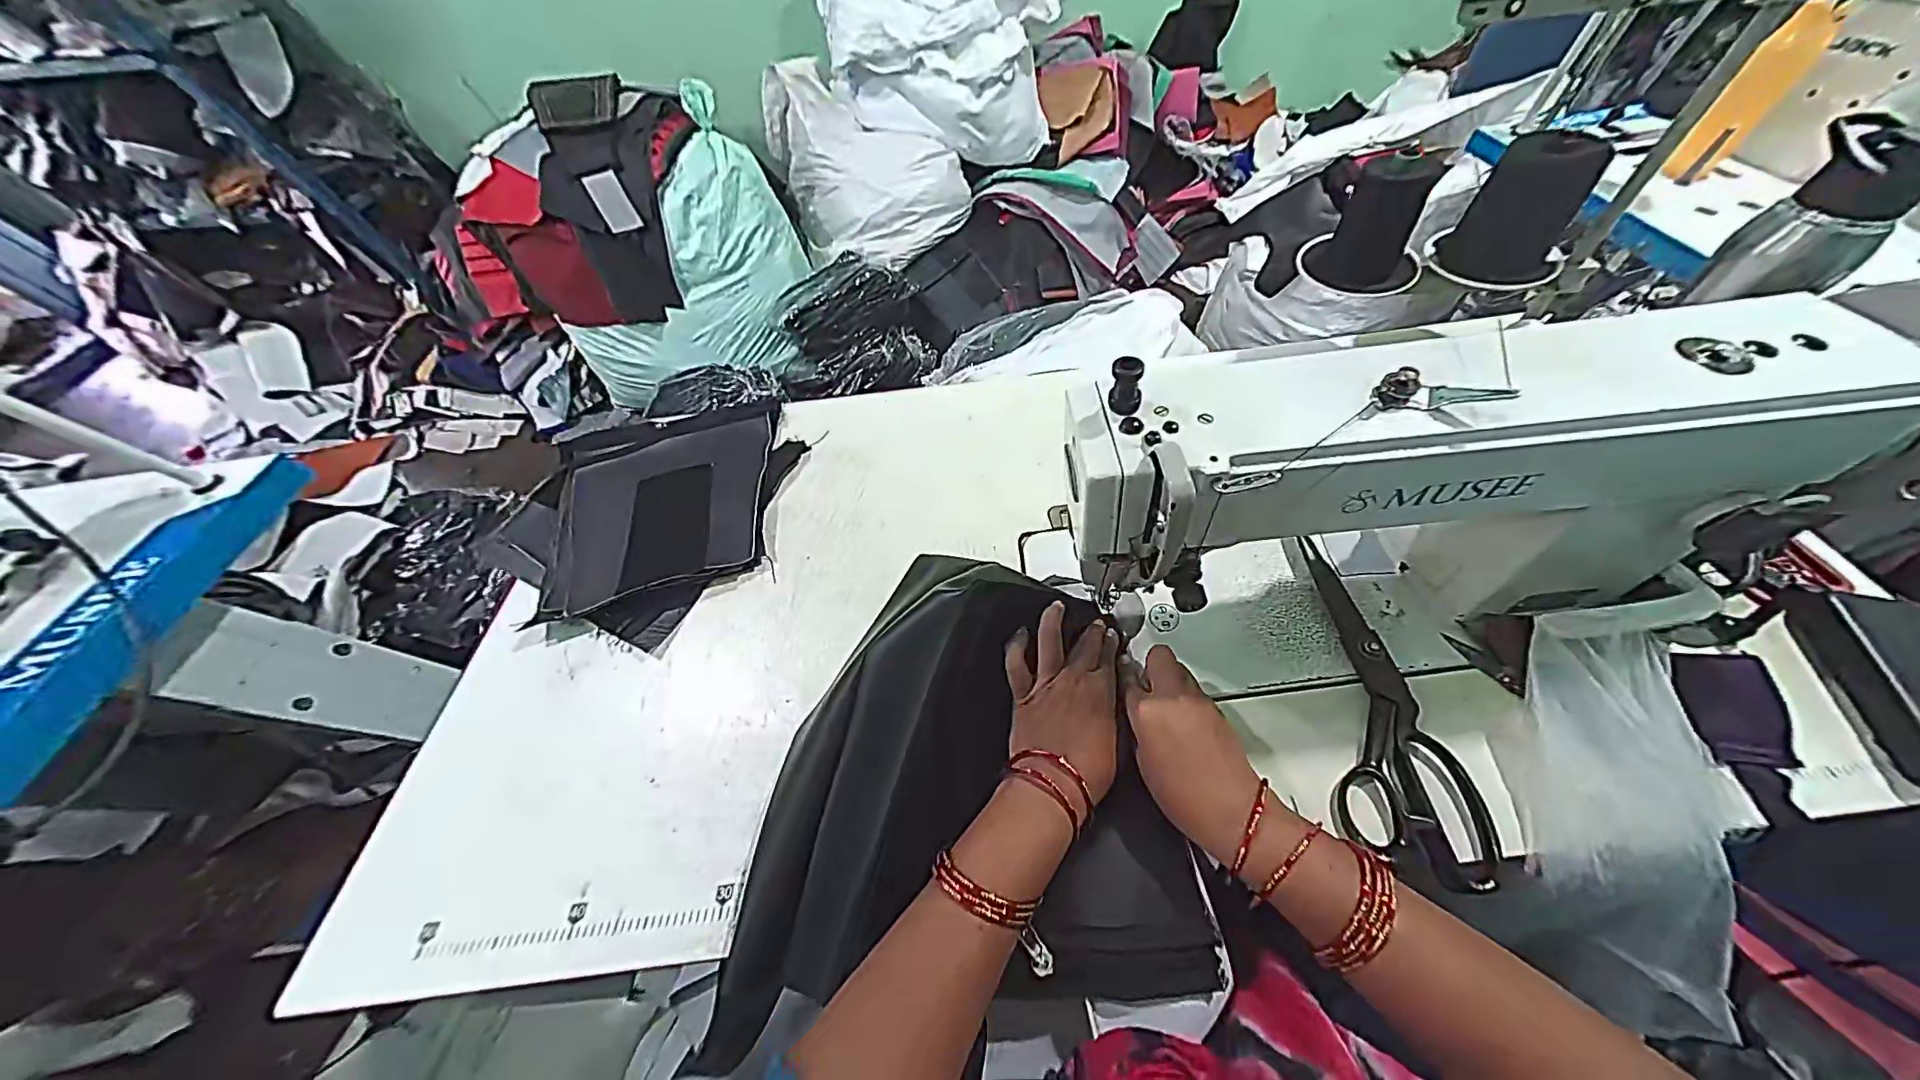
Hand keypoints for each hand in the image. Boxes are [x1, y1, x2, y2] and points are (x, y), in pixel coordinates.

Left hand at [1005, 601, 1120, 811]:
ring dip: (1053, 621)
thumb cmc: (1087, 771)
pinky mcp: (1024, 696)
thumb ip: (1116, 715)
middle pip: (1085, 646)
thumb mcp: (1118, 741)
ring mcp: (1046, 685)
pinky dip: (1017, 647)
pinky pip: (1017, 664)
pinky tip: (1019, 635)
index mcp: (1100, 690)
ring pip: (1049, 641)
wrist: (1053, 783)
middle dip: (1093, 630)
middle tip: (1097, 622)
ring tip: (1056, 607)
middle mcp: (1073, 681)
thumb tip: (1118, 707)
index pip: (1109, 658)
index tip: (1114, 636)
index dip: (1112, 644)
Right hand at [1125, 644, 1276, 863]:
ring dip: (1170, 682)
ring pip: (1179, 670)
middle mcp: (1174, 697)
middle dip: (1150, 665)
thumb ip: (1137, 728)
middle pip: (1159, 657)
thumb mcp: (1143, 762)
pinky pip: (1195, 691)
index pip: (1128, 679)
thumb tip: (1137, 717)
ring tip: (1165, 708)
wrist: (1232, 811)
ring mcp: (1199, 701)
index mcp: (1147, 710)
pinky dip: (1186, 700)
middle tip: (1144, 683)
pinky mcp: (1217, 709)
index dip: (1125, 684)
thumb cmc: (1187, 798)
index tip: (1124, 687)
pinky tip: (1183, 724)